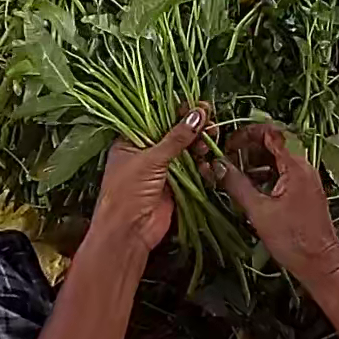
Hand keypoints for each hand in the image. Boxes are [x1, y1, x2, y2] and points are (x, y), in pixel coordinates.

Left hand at [89, 108, 206, 255]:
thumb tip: (197, 114)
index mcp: (132, 141)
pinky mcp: (176, 183)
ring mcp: (162, 168)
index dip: (178, 111)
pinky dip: (201, 162)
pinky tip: (208, 159)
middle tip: (210, 121)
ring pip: (186, 149)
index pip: (157, 118)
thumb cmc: (127, 192)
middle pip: (175, 133)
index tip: (198, 106)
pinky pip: (192, 167)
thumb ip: (176, 137)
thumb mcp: (150, 159)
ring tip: (211, 138)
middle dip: (193, 127)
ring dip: (199, 143)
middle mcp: (147, 152)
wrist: (128, 233)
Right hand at [207, 124, 338, 285]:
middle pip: (274, 144)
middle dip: (249, 148)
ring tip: (235, 174)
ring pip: (278, 159)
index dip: (247, 133)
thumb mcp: (258, 211)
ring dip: (256, 162)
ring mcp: (305, 179)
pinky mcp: (304, 191)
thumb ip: (237, 184)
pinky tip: (251, 188)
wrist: (320, 264)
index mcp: (295, 166)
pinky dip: (266, 174)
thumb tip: (217, 165)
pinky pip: (283, 173)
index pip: (272, 133)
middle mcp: (303, 167)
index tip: (228, 144)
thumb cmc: (292, 239)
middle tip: (227, 159)